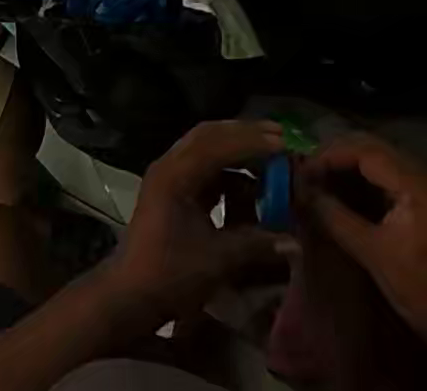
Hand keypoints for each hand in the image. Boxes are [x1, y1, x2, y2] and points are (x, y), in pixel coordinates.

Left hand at [100, 120, 289, 327]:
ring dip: (237, 148)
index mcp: (175, 175)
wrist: (131, 293)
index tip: (284, 143)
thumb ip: (255, 243)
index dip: (252, 142)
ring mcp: (169, 175)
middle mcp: (169, 165)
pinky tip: (252, 182)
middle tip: (280, 135)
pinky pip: (203, 166)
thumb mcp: (216, 260)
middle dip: (244, 133)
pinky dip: (228, 169)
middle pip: (208, 135)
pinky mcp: (172, 188)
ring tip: (270, 155)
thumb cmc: (170, 274)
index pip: (216, 145)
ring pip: (205, 147)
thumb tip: (295, 241)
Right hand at [298, 136, 426, 352]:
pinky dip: (371, 182)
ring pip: (387, 163)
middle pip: (376, 148)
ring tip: (326, 182)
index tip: (303, 171)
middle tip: (310, 172)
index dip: (328, 155)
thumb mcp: (374, 254)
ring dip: (354, 167)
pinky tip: (354, 199)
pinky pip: (398, 180)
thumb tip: (303, 192)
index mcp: (417, 185)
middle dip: (338, 155)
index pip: (364, 150)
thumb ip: (336, 217)